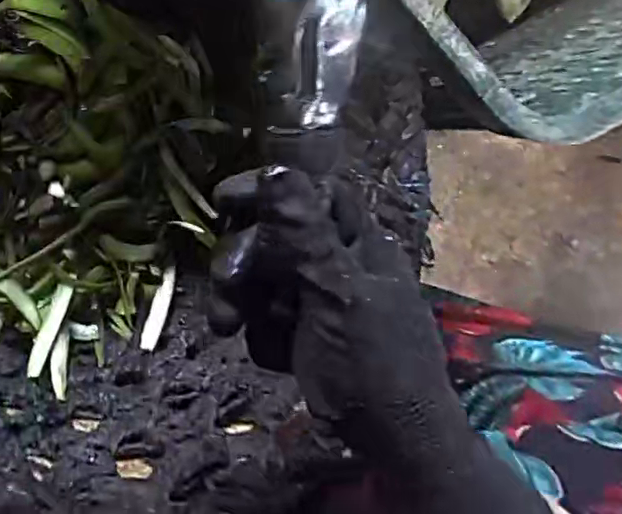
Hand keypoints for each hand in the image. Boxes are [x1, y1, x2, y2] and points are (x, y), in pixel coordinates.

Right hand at [209, 166, 547, 511]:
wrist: (398, 453)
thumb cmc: (374, 366)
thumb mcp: (335, 292)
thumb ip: (302, 233)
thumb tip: (275, 168)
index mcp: (356, 241)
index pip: (307, 190)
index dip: (264, 188)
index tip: (224, 201)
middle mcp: (336, 260)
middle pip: (272, 235)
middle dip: (241, 260)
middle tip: (226, 283)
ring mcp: (321, 294)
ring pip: (262, 274)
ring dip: (241, 298)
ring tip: (228, 324)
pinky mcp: (307, 326)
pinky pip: (266, 310)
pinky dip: (260, 327)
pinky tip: (271, 351)